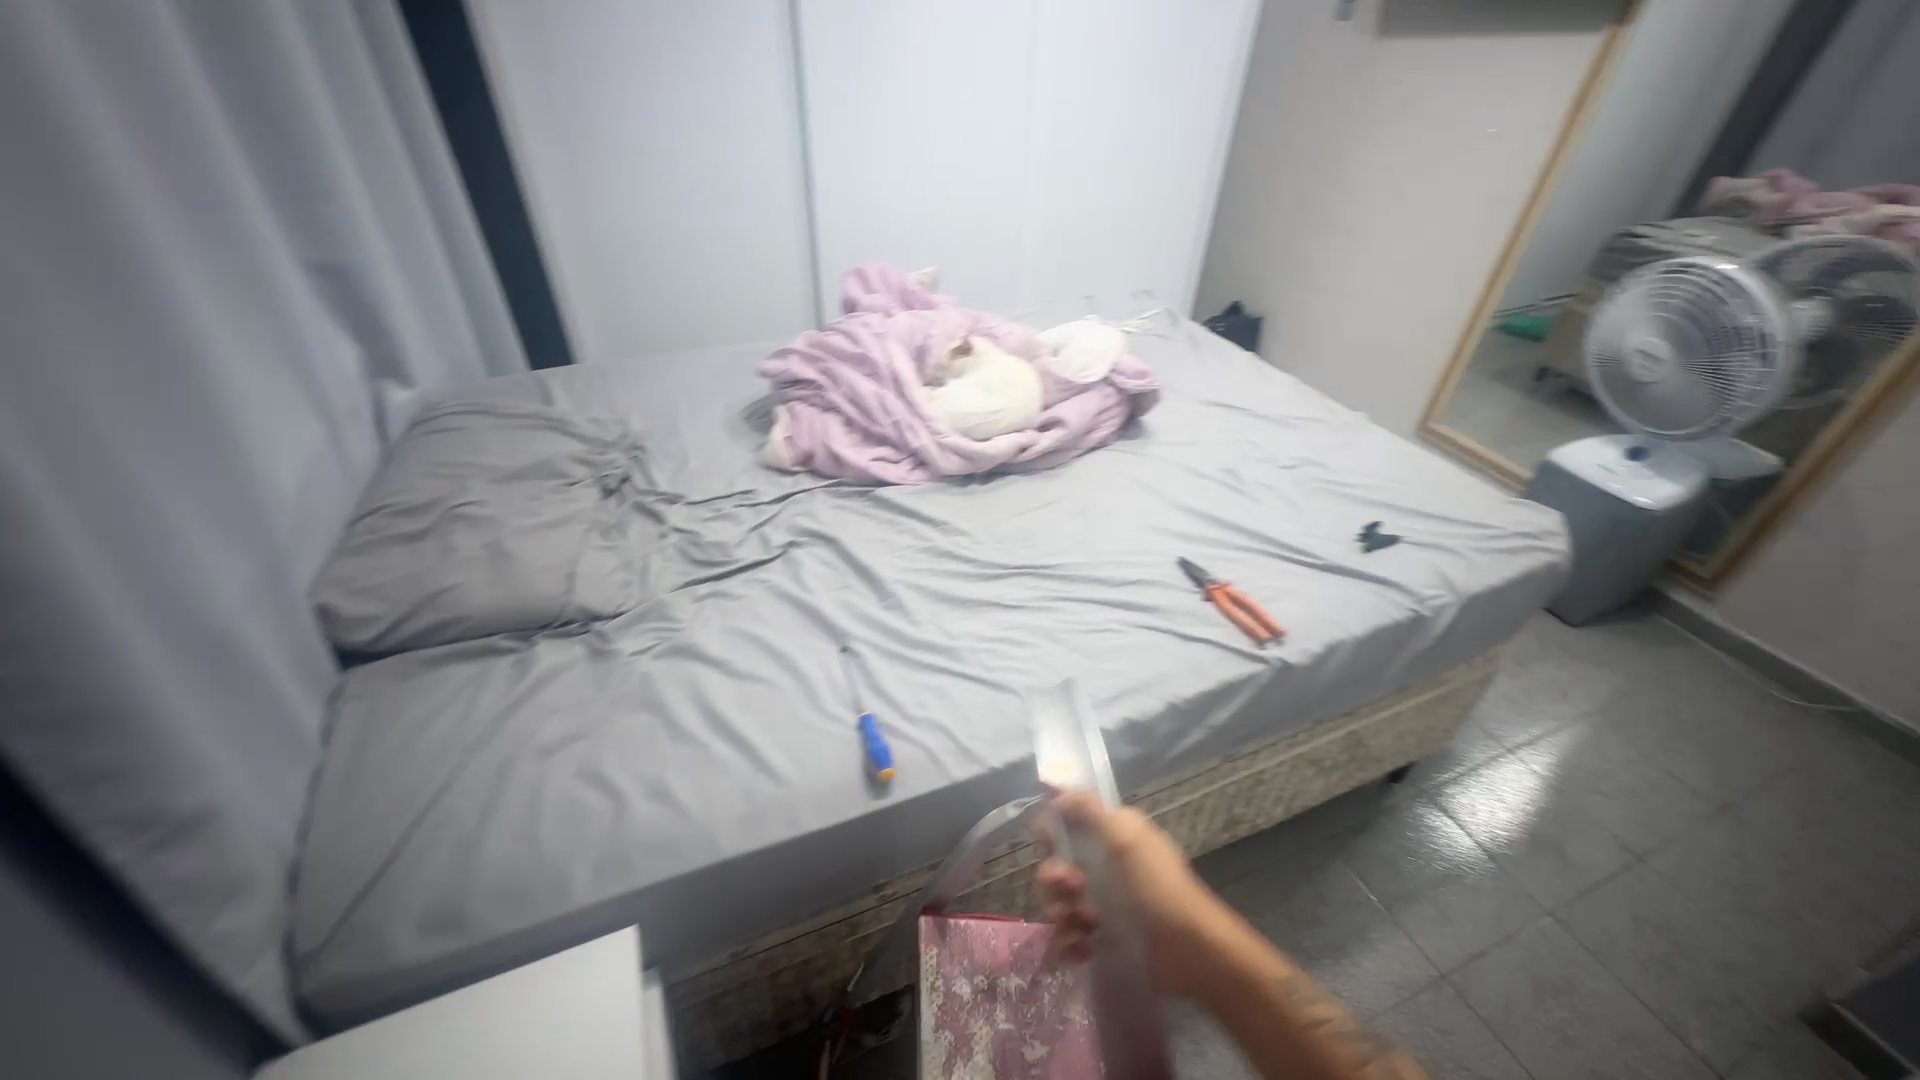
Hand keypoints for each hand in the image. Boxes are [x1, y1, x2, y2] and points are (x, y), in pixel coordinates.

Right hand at [1035, 790, 1231, 995]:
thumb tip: (1055, 791)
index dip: (1053, 835)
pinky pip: (1069, 935)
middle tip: (1071, 890)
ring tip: (1085, 925)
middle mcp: (1106, 865)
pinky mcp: (1102, 936)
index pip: (1069, 826)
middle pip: (1059, 866)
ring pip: (1060, 902)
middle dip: (1055, 879)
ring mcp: (1103, 902)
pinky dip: (1069, 942)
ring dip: (1063, 913)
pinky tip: (1081, 947)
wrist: (1188, 949)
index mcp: (1114, 836)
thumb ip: (1088, 809)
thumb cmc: (1157, 886)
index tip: (1048, 846)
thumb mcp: (1125, 838)